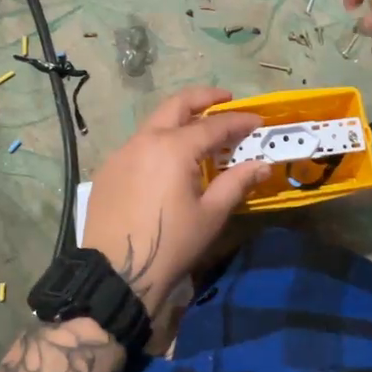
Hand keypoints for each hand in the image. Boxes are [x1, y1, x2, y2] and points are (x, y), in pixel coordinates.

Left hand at [82, 86, 266, 313]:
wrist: (117, 273)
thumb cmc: (171, 244)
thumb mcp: (210, 215)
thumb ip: (236, 182)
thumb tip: (262, 164)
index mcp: (173, 147)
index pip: (213, 125)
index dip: (238, 121)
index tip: (257, 120)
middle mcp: (145, 140)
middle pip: (176, 105)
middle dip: (203, 98)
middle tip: (224, 100)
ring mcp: (122, 153)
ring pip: (154, 123)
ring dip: (178, 119)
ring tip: (198, 130)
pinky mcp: (108, 170)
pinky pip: (138, 144)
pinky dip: (158, 141)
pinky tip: (167, 160)